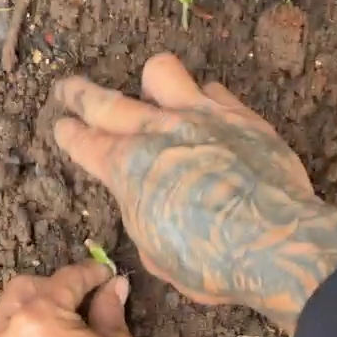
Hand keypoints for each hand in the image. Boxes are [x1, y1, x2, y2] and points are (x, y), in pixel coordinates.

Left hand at [0, 262, 147, 336]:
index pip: (65, 280)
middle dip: (57, 288)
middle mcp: (5, 333)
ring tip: (70, 327)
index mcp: (38, 319)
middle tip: (89, 300)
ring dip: (36, 310)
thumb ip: (110, 314)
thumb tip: (113, 288)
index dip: (92, 274)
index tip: (109, 276)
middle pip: (26, 289)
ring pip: (9, 314)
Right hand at [52, 53, 336, 332]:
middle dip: (79, 94)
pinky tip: (210, 117)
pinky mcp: (238, 114)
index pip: (82, 142)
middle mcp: (155, 131)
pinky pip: (212, 90)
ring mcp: (198, 115)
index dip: (68, 134)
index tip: (62, 127)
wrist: (275, 243)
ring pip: (159, 72)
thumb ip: (144, 217)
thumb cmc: (210, 264)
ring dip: (151, 83)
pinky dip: (205, 101)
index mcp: (126, 170)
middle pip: (104, 100)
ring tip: (154, 94)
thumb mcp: (158, 256)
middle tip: (67, 88)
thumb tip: (149, 203)